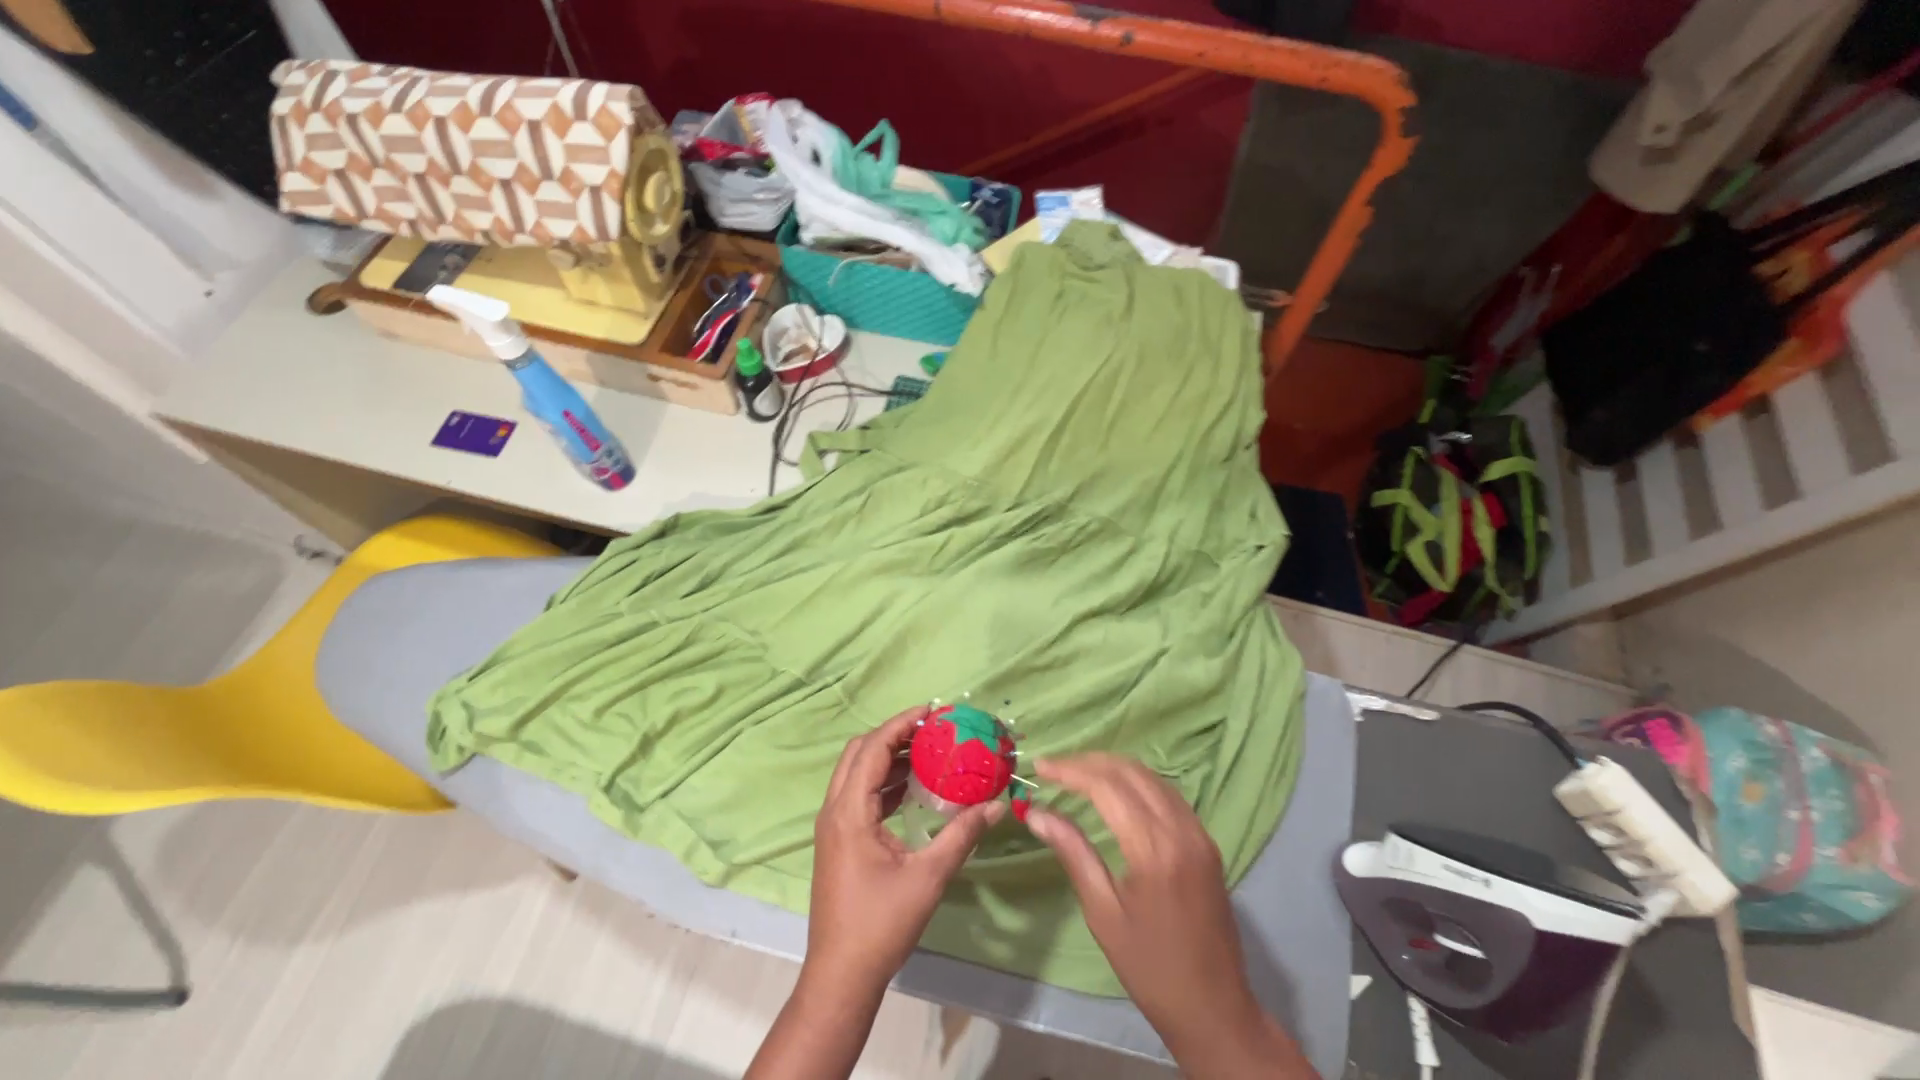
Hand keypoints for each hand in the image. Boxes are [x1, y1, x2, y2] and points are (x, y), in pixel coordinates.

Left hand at [806, 706, 1003, 992]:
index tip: (933, 711)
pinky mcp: (839, 842)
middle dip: (895, 735)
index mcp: (849, 812)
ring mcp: (833, 827)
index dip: (901, 724)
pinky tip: (916, 789)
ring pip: (857, 774)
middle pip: (860, 754)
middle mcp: (834, 811)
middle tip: (934, 730)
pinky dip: (885, 783)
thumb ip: (962, 834)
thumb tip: (998, 804)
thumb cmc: (882, 924)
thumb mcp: (929, 877)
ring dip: (890, 759)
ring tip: (931, 753)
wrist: (842, 973)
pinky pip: (860, 796)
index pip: (873, 749)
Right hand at [1027, 754, 1313, 1078]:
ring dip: (1115, 768)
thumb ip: (1073, 853)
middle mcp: (1182, 830)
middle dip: (1091, 762)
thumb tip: (1037, 814)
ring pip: (1154, 779)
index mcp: (1154, 849)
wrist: (1213, 1006)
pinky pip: (1170, 797)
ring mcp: (1200, 835)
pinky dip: (1139, 784)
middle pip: (1133, 773)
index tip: (1040, 765)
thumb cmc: (1149, 967)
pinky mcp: (1207, 845)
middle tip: (1055, 766)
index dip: (1071, 770)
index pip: (1107, 786)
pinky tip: (1117, 793)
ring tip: (1078, 773)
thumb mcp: (1103, 913)